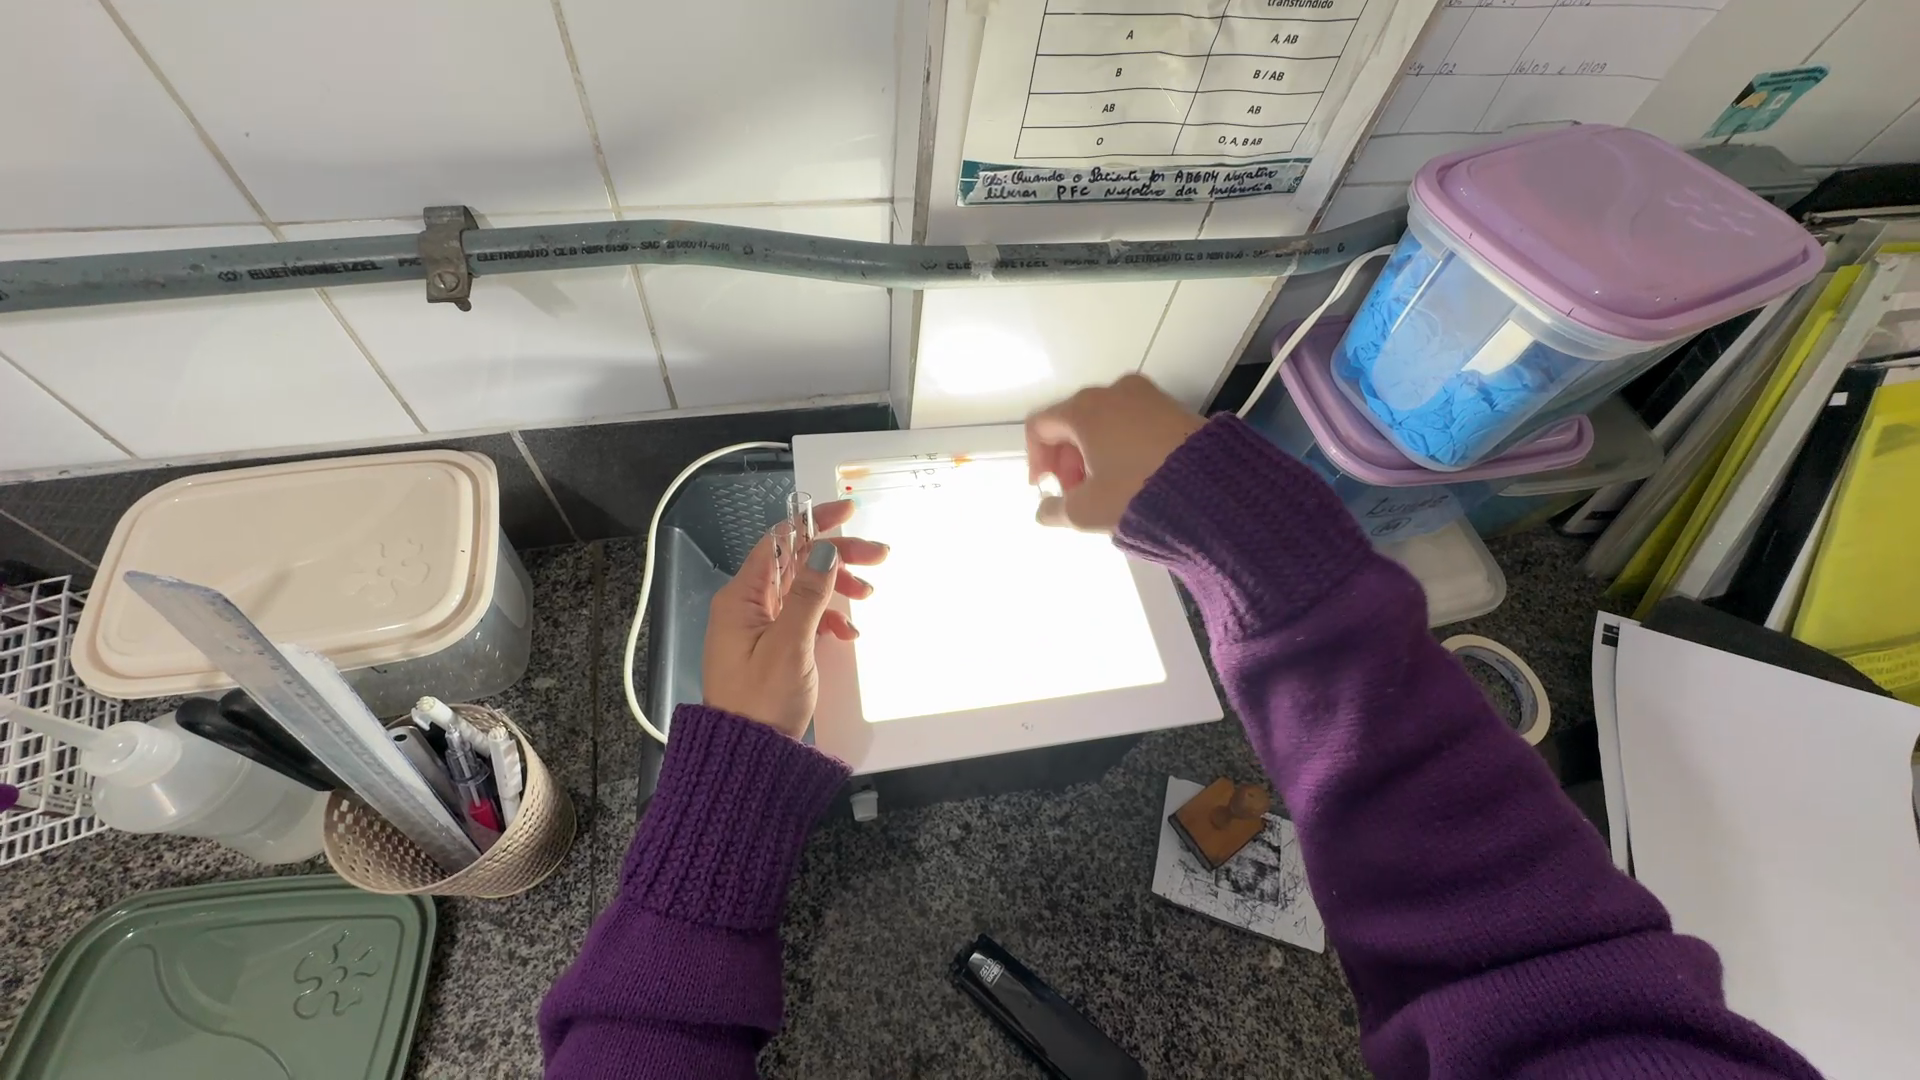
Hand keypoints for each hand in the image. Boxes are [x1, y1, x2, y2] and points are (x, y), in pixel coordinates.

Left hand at [703, 499, 888, 737]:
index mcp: (742, 597)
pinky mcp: (773, 647)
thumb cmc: (763, 701)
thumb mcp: (790, 646)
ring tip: (868, 596)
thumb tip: (823, 547)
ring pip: (804, 589)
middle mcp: (747, 605)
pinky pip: (804, 618)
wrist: (745, 759)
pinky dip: (829, 619)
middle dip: (837, 555)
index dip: (815, 522)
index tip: (850, 512)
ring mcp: (760, 627)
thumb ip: (808, 595)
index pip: (779, 541)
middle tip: (879, 556)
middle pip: (796, 563)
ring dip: (837, 586)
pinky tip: (848, 634)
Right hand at [1026, 374, 1204, 531]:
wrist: (1213, 486)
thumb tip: (1045, 510)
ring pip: (1103, 422)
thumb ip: (1055, 511)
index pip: (1040, 425)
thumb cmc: (1137, 492)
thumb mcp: (1086, 511)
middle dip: (1066, 460)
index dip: (1035, 459)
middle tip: (1076, 494)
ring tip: (1106, 489)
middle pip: (1071, 422)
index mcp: (1083, 409)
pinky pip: (1131, 422)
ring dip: (1092, 454)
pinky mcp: (1172, 406)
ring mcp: (1146, 395)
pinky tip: (1133, 476)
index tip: (1046, 489)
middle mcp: (1112, 391)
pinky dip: (1120, 446)